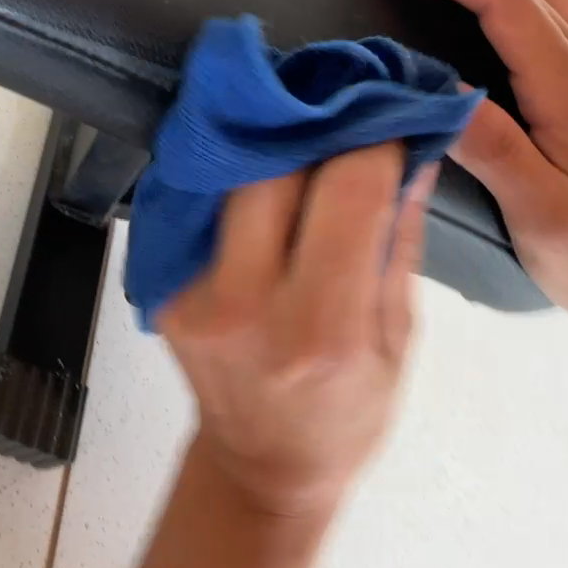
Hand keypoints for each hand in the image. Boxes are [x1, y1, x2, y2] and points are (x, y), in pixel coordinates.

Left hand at [157, 143, 434, 517]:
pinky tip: (248, 156)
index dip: (370, 142)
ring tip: (292, 121)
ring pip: (223, 177)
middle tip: (332, 107)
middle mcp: (244, 300)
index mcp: (321, 326)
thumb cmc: (348, 412)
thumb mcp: (400, 339)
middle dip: (309, 128)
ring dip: (261, 141)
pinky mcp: (157, 285)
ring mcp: (187, 290)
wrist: (260, 460)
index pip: (345, 192)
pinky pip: (193, 204)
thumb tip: (410, 152)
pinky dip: (225, 174)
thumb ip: (398, 242)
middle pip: (270, 170)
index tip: (384, 117)